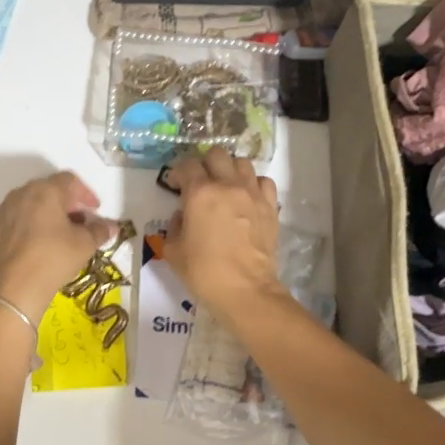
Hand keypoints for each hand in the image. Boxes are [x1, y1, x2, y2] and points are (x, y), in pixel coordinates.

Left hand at [0, 171, 117, 315]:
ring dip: (45, 214)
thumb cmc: (54, 259)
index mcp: (45, 191)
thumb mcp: (84, 245)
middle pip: (47, 190)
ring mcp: (2, 212)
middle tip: (78, 222)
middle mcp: (20, 194)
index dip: (86, 193)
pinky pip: (14, 221)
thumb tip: (111, 226)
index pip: (69, 180)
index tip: (95, 210)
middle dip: (65, 203)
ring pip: (28, 205)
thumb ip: (100, 231)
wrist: (14, 289)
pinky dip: (27, 227)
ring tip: (57, 234)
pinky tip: (35, 245)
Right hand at [162, 148, 280, 320]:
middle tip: (200, 182)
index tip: (175, 185)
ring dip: (230, 170)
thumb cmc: (204, 272)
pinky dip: (253, 184)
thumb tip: (182, 216)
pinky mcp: (270, 207)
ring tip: (225, 187)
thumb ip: (174, 227)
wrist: (245, 290)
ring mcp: (253, 194)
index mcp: (200, 193)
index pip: (187, 165)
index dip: (178, 172)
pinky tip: (246, 198)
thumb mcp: (174, 252)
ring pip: (242, 163)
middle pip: (217, 155)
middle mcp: (228, 185)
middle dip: (205, 164)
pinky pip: (263, 181)